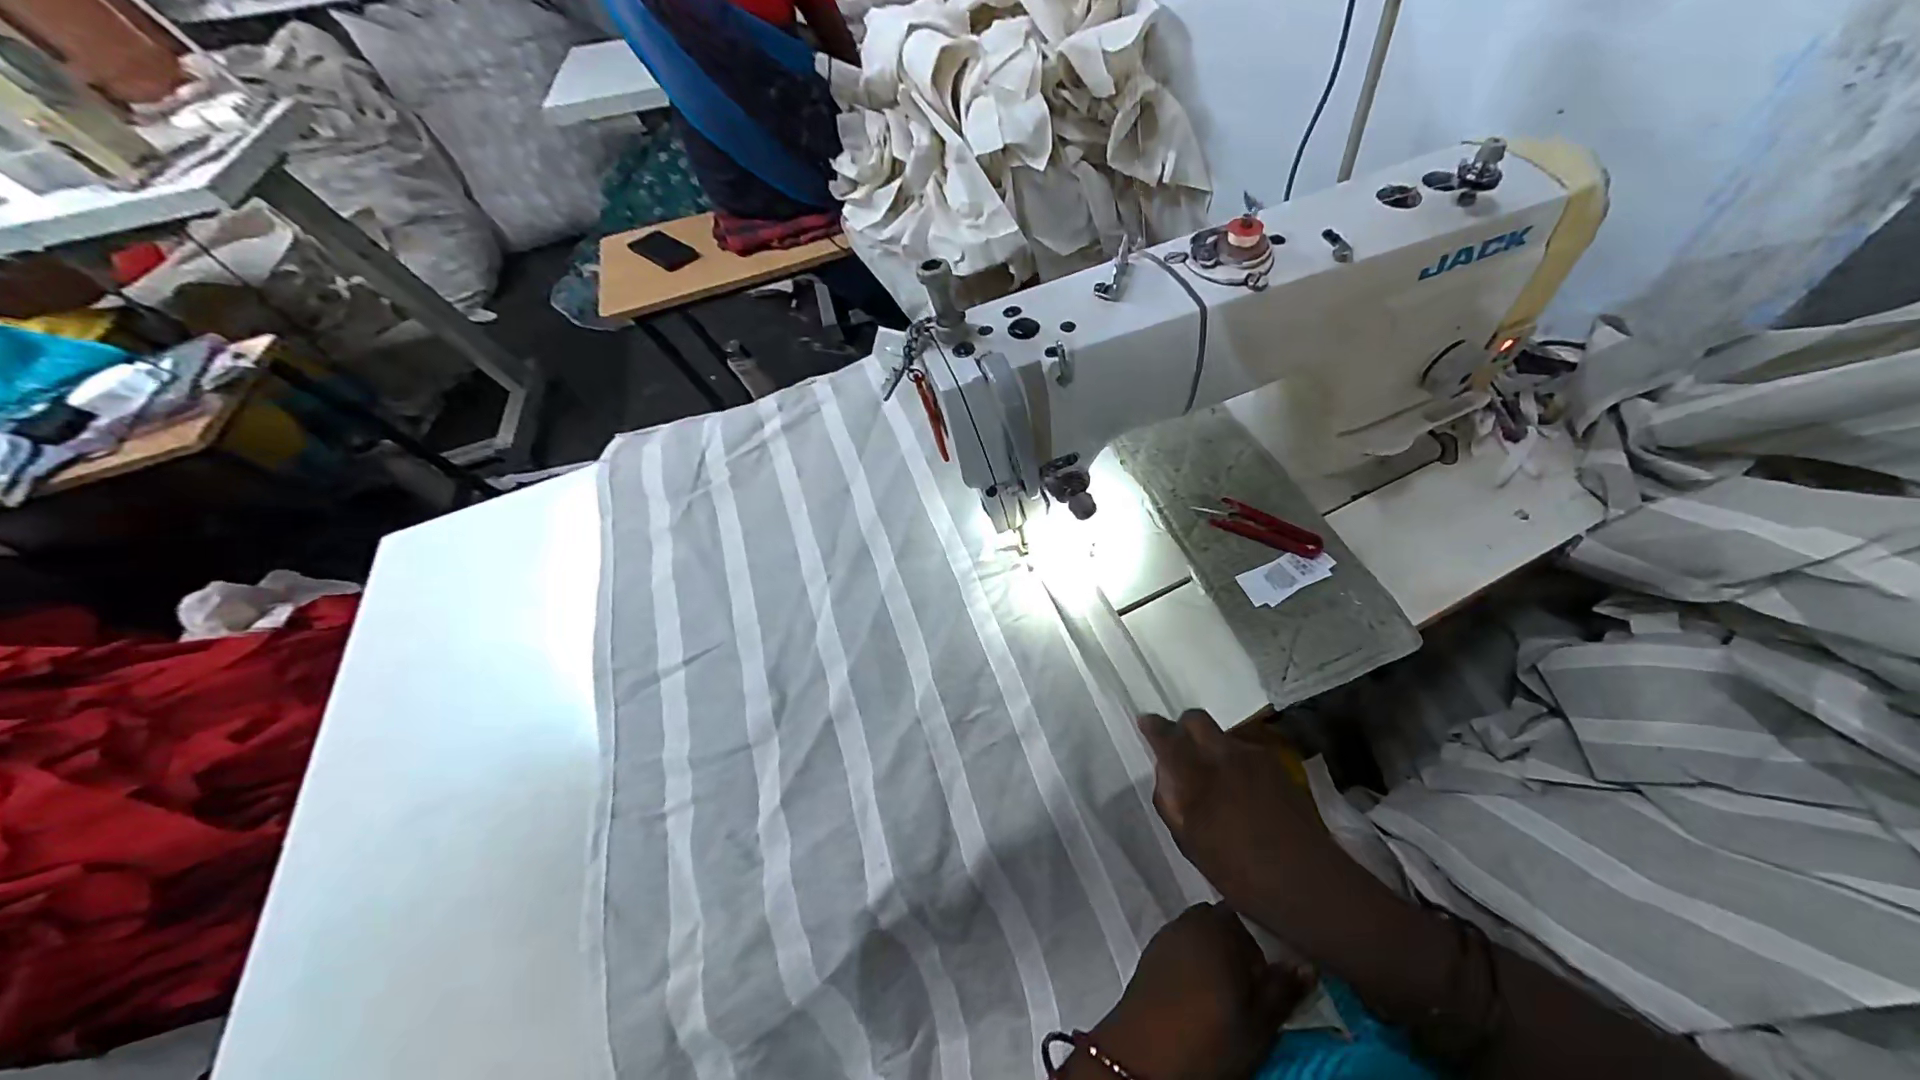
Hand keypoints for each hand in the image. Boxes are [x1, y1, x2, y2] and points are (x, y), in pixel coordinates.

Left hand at [1084, 902, 1310, 1079]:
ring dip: (1216, 953)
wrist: (1144, 1057)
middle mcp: (1190, 920)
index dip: (1267, 937)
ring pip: (1202, 933)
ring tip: (1229, 994)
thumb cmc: (1209, 1037)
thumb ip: (1284, 989)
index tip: (1277, 969)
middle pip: (1224, 922)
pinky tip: (1201, 993)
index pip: (1249, 912)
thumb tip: (1306, 963)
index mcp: (1218, 925)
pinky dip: (1195, 961)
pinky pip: (1182, 946)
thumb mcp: (1260, 1023)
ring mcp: (1166, 934)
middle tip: (1255, 985)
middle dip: (1242, 945)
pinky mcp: (1150, 954)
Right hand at [1135, 711, 1344, 916]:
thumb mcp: (1190, 843)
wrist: (1308, 882)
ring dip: (1211, 746)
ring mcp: (1255, 757)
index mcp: (1196, 774)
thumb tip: (1165, 774)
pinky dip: (1235, 760)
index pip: (1166, 735)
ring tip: (1214, 779)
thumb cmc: (1239, 871)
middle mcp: (1224, 754)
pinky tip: (1241, 790)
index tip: (1145, 723)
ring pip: (1222, 735)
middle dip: (1183, 727)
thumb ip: (1170, 802)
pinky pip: (1245, 751)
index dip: (1152, 726)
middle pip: (1196, 719)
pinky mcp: (1278, 767)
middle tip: (1180, 750)